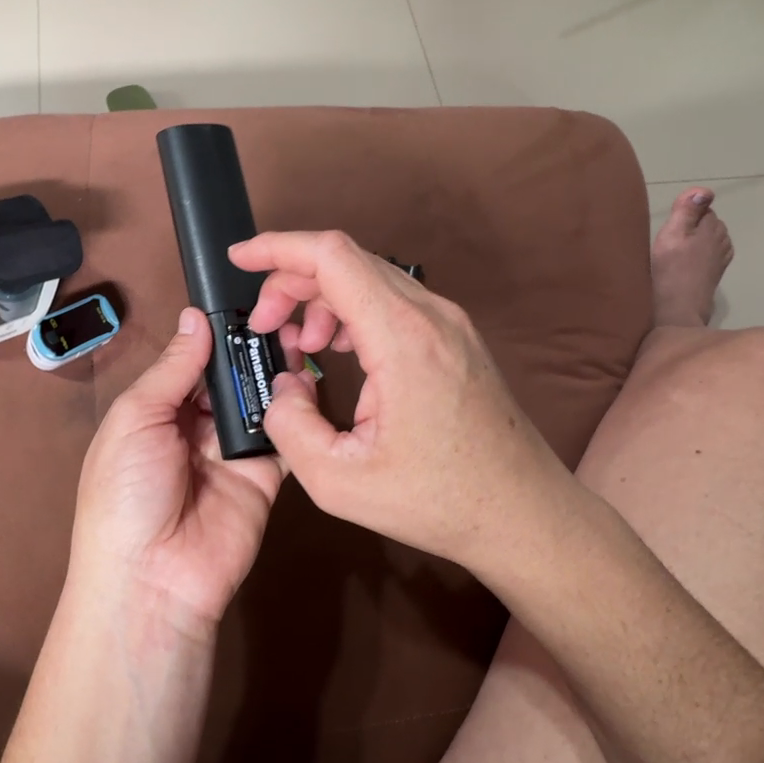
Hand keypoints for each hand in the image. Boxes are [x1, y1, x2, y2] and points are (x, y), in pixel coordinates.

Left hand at [69, 306, 310, 638]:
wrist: (152, 578)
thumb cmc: (126, 491)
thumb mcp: (136, 420)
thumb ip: (172, 369)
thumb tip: (194, 317)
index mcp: (154, 411)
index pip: (190, 363)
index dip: (214, 335)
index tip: (247, 299)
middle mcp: (193, 428)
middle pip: (227, 380)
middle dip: (249, 351)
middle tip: (284, 312)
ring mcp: (231, 452)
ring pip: (258, 402)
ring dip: (274, 374)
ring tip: (299, 336)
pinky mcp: (265, 477)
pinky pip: (283, 437)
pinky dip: (296, 412)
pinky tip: (308, 382)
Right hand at [226, 231, 575, 565]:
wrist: (524, 514)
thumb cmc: (440, 501)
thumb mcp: (338, 481)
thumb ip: (289, 426)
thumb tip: (283, 385)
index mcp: (403, 339)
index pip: (331, 256)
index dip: (277, 248)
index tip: (240, 258)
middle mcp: (431, 316)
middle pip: (345, 259)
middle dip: (290, 282)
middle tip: (266, 328)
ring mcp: (449, 323)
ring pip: (368, 277)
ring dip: (320, 298)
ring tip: (299, 346)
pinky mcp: (454, 337)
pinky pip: (391, 300)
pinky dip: (350, 311)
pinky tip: (337, 350)